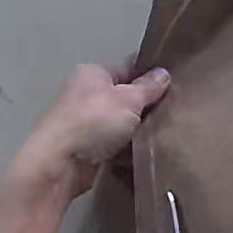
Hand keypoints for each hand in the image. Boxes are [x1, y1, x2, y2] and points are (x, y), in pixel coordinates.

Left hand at [12, 62, 170, 197]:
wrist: (57, 165)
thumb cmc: (93, 122)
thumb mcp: (128, 100)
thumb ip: (148, 88)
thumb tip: (163, 73)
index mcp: (93, 74)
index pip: (127, 68)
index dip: (150, 75)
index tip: (174, 86)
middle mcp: (86, 95)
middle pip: (125, 97)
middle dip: (146, 107)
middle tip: (174, 114)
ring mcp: (84, 124)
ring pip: (121, 124)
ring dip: (138, 132)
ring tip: (165, 136)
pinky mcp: (85, 150)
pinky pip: (115, 146)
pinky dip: (128, 151)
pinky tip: (148, 155)